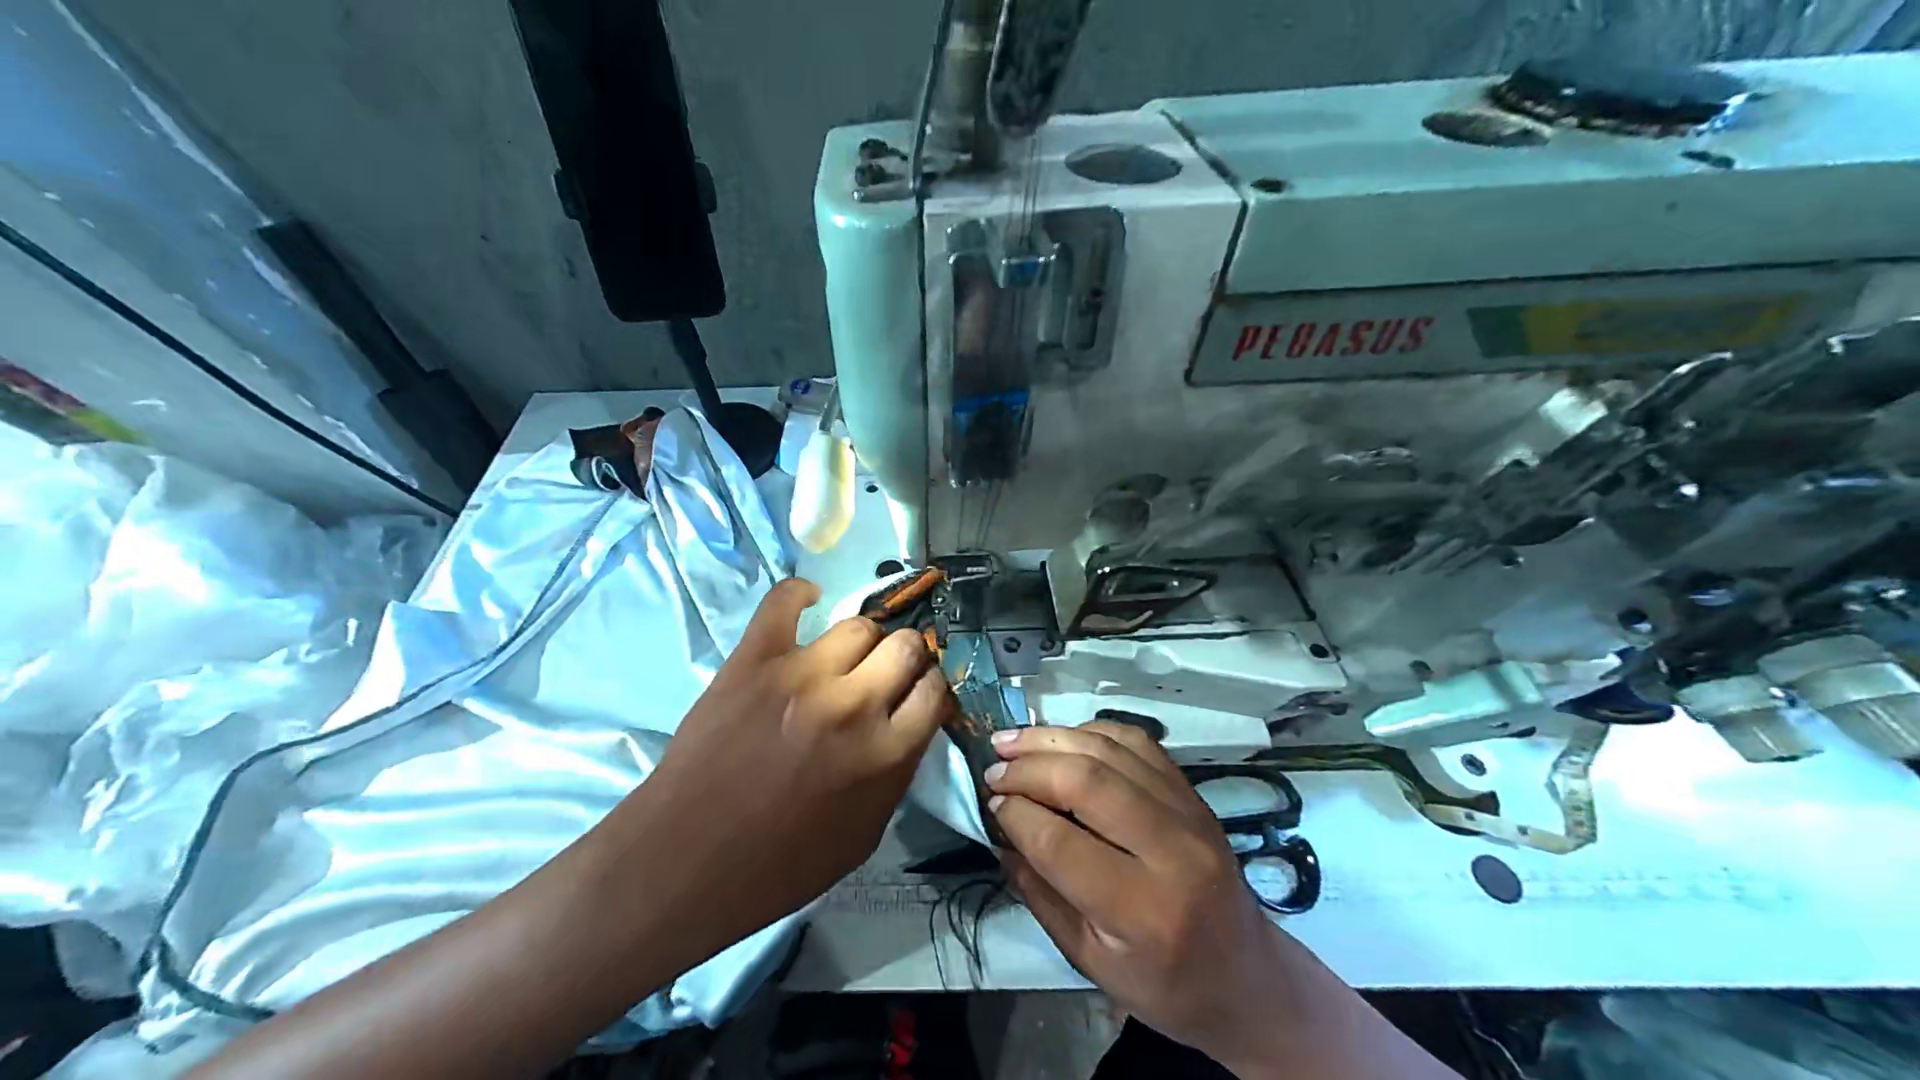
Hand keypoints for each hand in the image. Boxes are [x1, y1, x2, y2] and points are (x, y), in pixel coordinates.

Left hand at [618, 577, 952, 939]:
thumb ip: (898, 774)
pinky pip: (783, 601)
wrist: (687, 861)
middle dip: (906, 658)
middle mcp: (854, 704)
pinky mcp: (753, 660)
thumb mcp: (865, 835)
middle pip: (906, 646)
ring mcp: (801, 675)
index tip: (918, 693)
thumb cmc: (781, 864)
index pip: (935, 689)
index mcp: (886, 753)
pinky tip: (809, 600)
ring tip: (844, 658)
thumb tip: (910, 726)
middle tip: (886, 674)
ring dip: (862, 641)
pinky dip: (800, 593)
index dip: (931, 688)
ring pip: (858, 624)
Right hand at [987, 723, 1455, 1079]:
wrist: (1247, 977)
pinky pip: (1138, 742)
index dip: (1015, 815)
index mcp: (1142, 910)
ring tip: (1012, 741)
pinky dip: (1092, 732)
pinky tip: (1062, 738)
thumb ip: (1040, 893)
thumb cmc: (1164, 984)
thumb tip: (999, 831)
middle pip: (1087, 782)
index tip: (988, 804)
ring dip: (1053, 739)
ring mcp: (1189, 813)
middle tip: (994, 769)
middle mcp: (1171, 851)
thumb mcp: (1090, 961)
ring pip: (1112, 750)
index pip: (1060, 842)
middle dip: (1029, 768)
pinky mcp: (1192, 793)